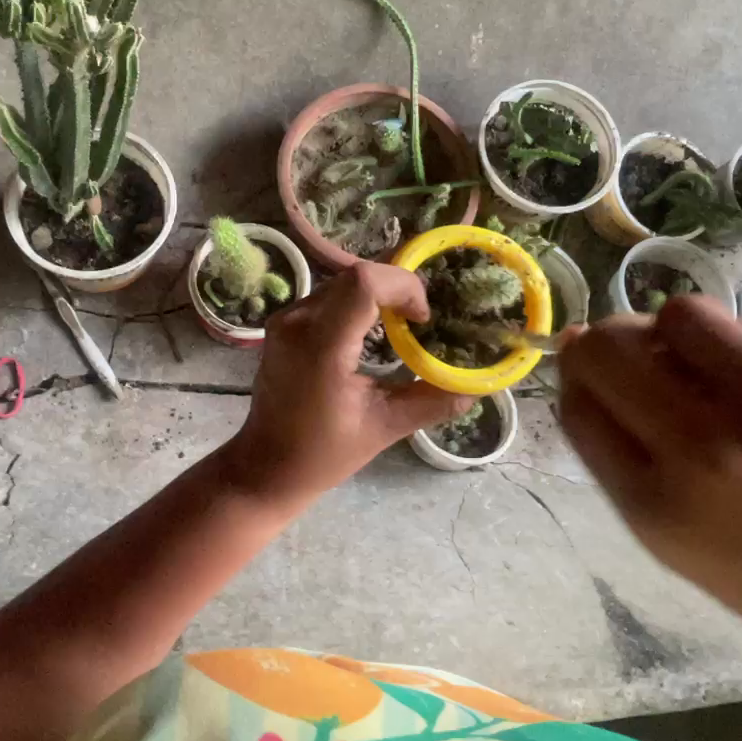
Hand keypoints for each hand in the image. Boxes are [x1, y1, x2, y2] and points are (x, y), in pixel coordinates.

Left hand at [220, 263, 473, 503]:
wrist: (265, 465)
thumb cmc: (323, 453)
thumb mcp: (384, 428)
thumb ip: (431, 402)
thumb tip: (475, 388)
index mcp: (322, 347)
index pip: (364, 282)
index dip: (403, 286)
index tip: (422, 319)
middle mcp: (298, 322)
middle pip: (355, 275)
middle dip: (396, 286)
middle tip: (419, 318)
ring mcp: (286, 319)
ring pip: (341, 280)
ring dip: (377, 291)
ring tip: (401, 321)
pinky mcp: (283, 322)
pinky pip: (327, 294)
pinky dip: (357, 300)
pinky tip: (373, 326)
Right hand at [555, 294, 741, 683]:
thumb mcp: (703, 556)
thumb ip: (638, 467)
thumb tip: (595, 370)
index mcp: (664, 508)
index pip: (578, 399)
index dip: (585, 372)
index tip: (607, 366)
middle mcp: (709, 450)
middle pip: (608, 345)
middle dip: (620, 339)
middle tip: (663, 353)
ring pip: (687, 312)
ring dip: (706, 335)